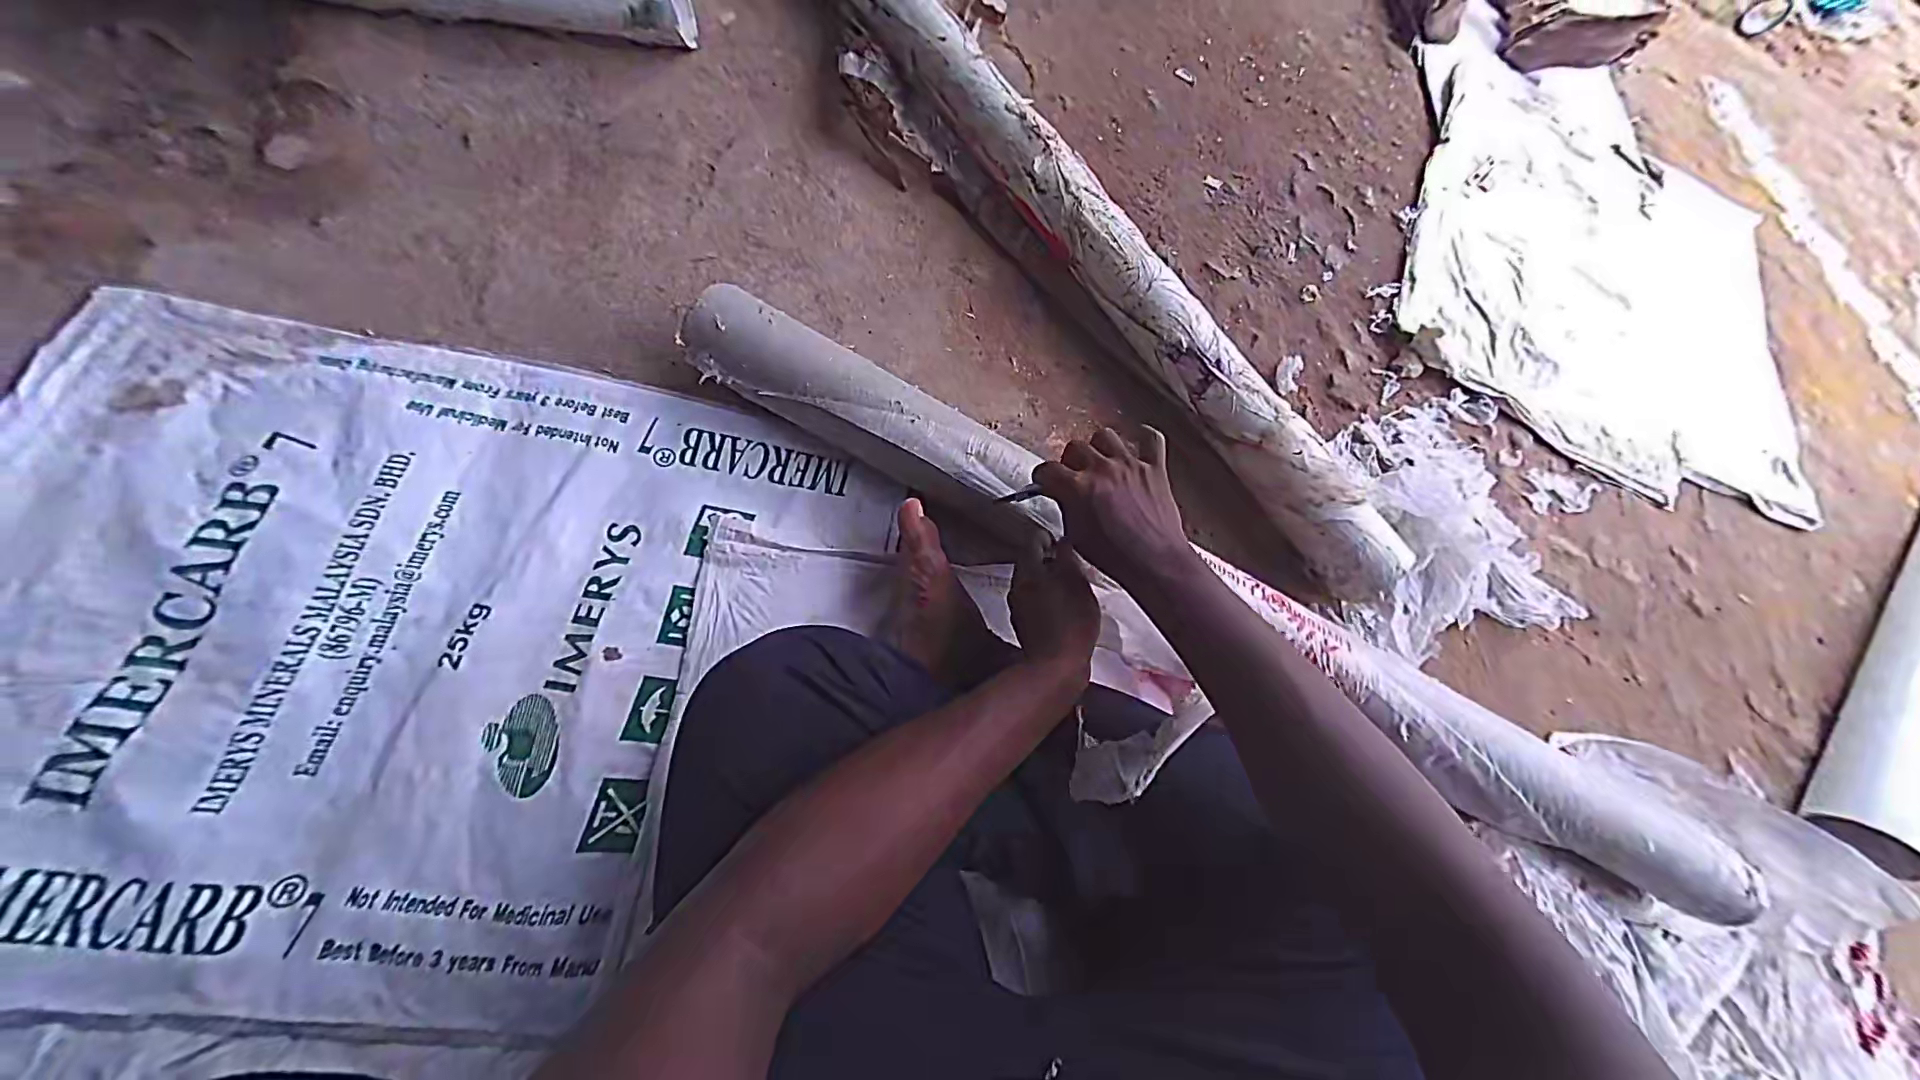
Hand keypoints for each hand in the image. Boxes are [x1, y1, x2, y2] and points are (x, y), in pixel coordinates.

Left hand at [1008, 534, 1099, 677]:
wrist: (1056, 667)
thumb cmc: (1070, 622)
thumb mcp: (1077, 583)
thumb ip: (1067, 559)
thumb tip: (1062, 542)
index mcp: (1027, 571)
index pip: (1033, 540)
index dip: (1049, 537)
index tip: (1062, 540)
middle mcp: (1017, 586)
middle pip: (1030, 562)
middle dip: (1048, 559)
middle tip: (1069, 561)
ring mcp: (1018, 608)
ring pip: (1032, 583)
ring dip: (1048, 580)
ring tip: (1070, 584)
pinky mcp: (1025, 627)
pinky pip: (1035, 602)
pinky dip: (1047, 598)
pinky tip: (1064, 606)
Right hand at [1032, 426, 1196, 589]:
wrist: (1154, 561)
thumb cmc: (1115, 555)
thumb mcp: (1076, 535)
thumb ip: (1066, 508)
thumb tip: (1063, 496)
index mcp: (1078, 487)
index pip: (1048, 470)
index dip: (1043, 477)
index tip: (1045, 481)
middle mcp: (1102, 469)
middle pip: (1075, 447)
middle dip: (1070, 461)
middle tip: (1073, 475)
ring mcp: (1130, 465)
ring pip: (1105, 436)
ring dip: (1098, 448)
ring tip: (1100, 461)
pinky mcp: (1154, 468)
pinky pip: (1151, 439)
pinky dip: (1143, 438)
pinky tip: (1136, 447)